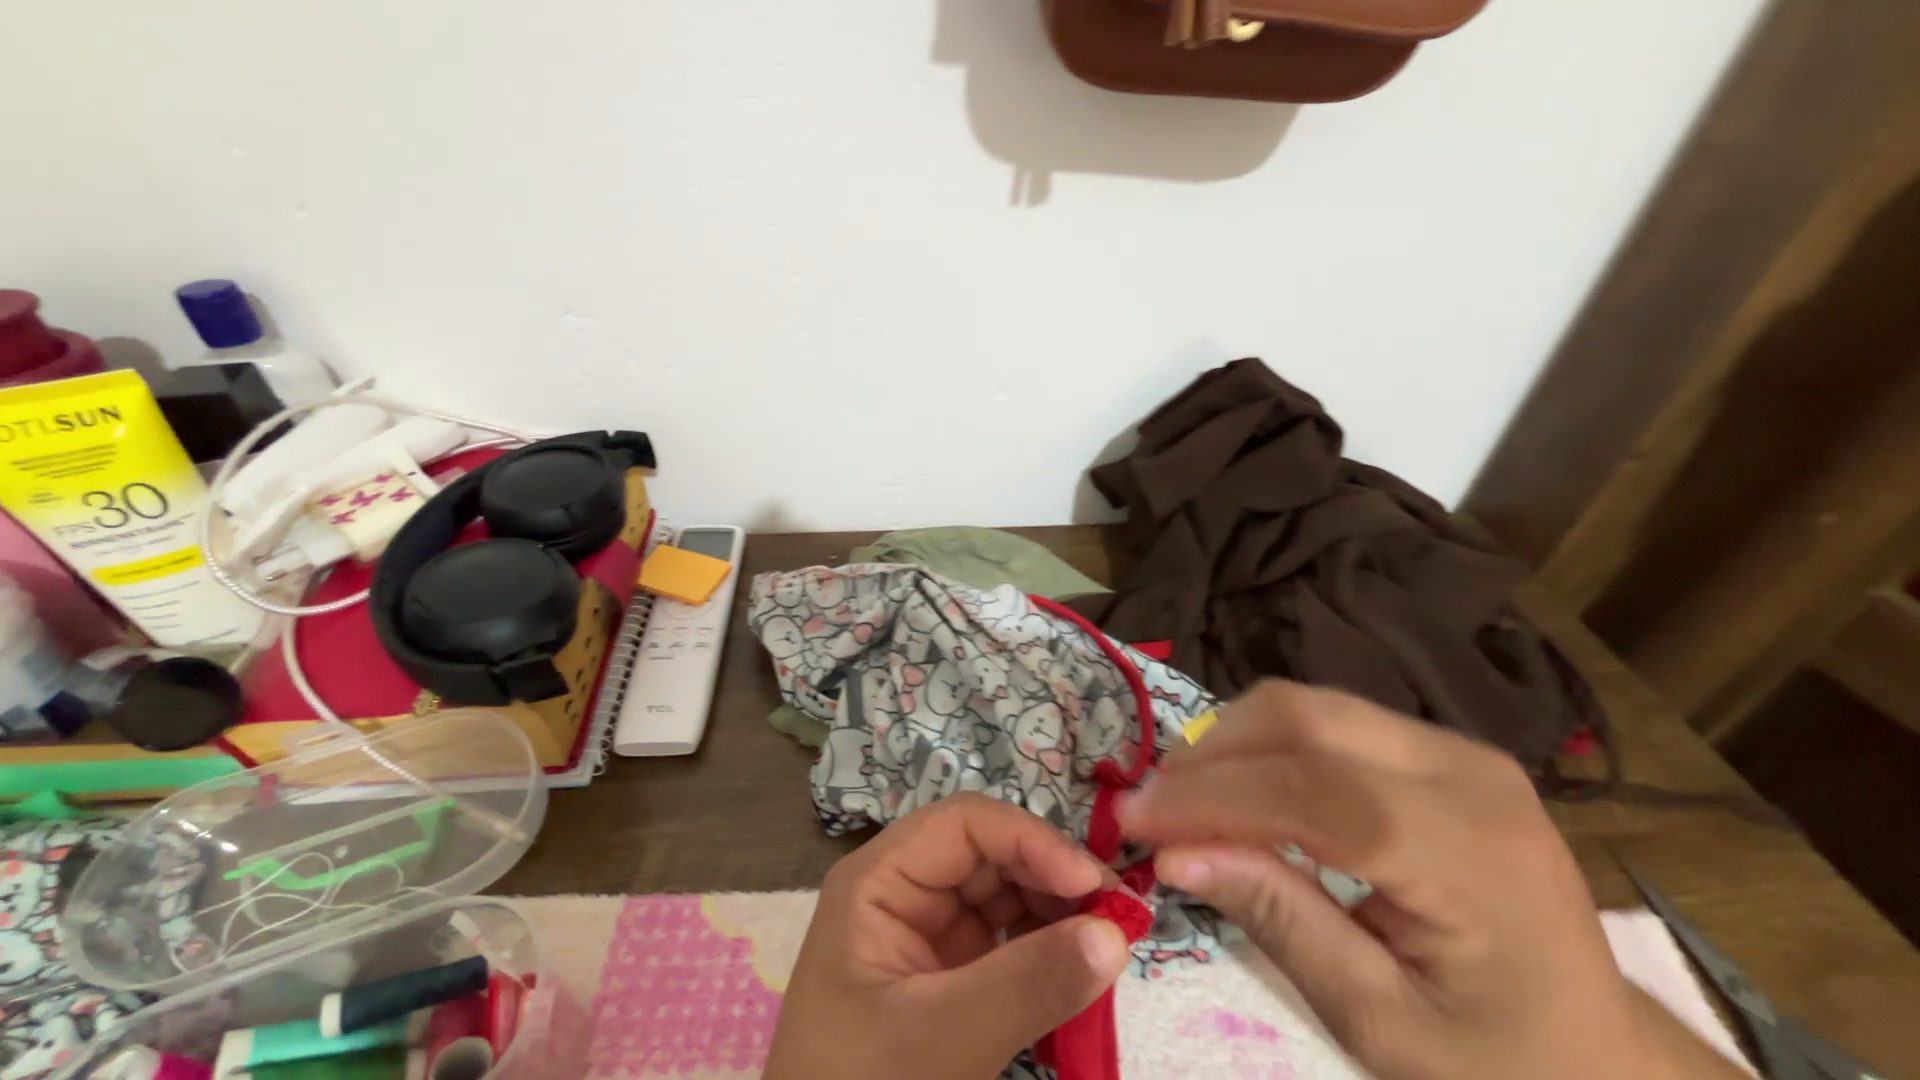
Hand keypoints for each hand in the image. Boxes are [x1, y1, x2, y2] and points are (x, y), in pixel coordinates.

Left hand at [765, 793, 1133, 1079]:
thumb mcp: (941, 1038)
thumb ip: (1027, 984)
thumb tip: (1117, 935)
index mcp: (879, 881)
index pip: (964, 825)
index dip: (1031, 840)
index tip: (1092, 885)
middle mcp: (905, 891)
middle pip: (991, 853)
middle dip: (1053, 876)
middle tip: (1119, 918)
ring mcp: (929, 933)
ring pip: (1006, 893)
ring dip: (1058, 911)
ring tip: (1106, 945)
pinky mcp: (951, 973)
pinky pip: (1009, 940)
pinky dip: (1047, 949)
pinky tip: (1078, 969)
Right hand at [1121, 680, 1744, 1079]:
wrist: (1605, 1054)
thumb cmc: (1497, 1062)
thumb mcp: (1379, 1019)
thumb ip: (1279, 920)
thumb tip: (1172, 853)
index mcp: (1469, 851)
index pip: (1312, 790)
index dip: (1209, 797)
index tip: (1130, 821)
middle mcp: (1467, 772)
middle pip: (1305, 717)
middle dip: (1210, 754)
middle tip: (1150, 807)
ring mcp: (1460, 751)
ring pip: (1311, 705)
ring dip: (1233, 744)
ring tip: (1184, 801)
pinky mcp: (1444, 751)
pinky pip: (1333, 722)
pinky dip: (1270, 748)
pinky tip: (1243, 793)